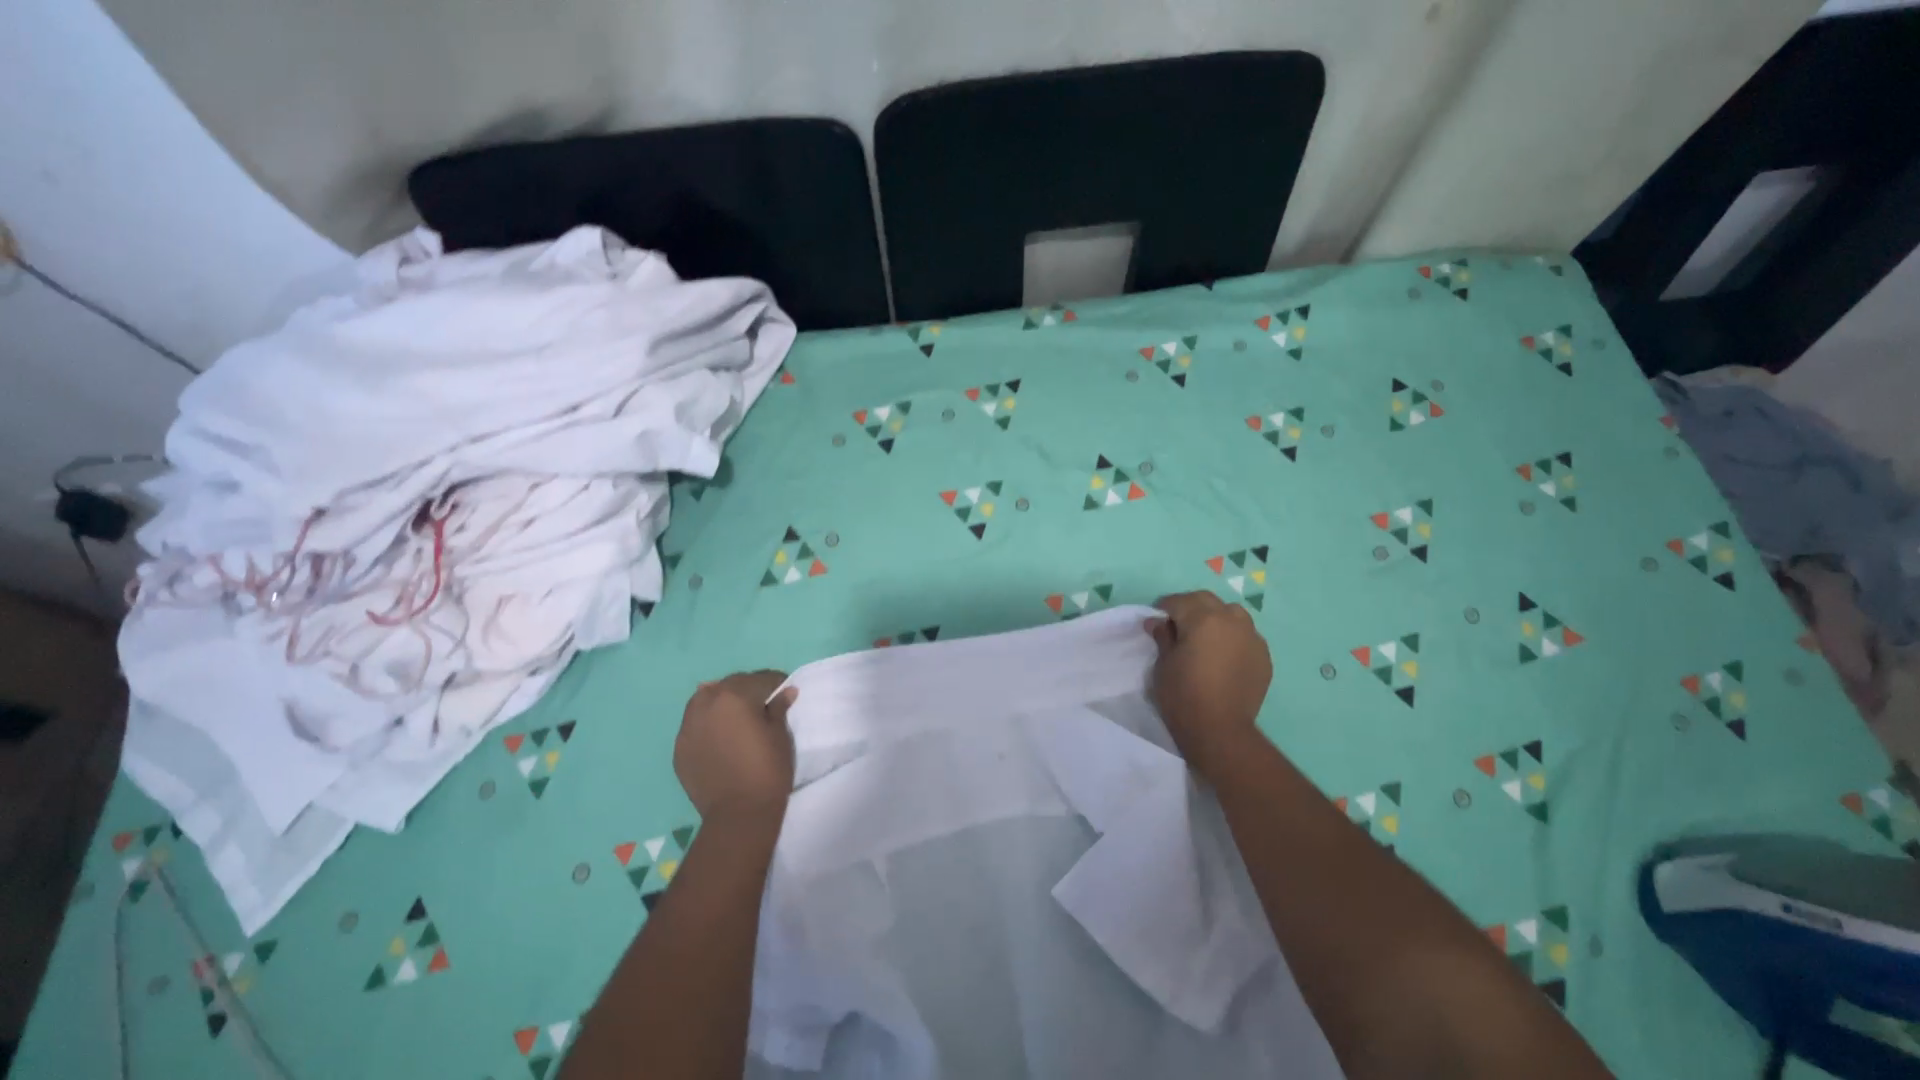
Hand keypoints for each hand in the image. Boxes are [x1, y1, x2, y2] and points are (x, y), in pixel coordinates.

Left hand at [674, 671, 797, 823]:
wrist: (738, 814)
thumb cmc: (767, 770)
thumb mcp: (780, 736)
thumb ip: (778, 708)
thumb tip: (785, 691)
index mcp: (734, 695)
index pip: (759, 679)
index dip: (776, 684)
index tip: (784, 692)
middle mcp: (706, 703)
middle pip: (730, 686)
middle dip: (748, 691)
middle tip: (763, 705)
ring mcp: (688, 726)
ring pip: (706, 701)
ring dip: (723, 704)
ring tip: (737, 719)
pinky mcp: (679, 748)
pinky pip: (695, 725)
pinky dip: (709, 725)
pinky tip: (720, 740)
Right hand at [1146, 592, 1273, 775]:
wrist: (1220, 731)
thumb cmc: (1183, 696)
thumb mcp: (1164, 665)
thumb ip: (1163, 637)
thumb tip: (1157, 622)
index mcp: (1203, 619)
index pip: (1180, 601)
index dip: (1165, 608)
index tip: (1157, 619)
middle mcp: (1232, 620)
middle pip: (1207, 601)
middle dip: (1191, 607)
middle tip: (1178, 625)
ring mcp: (1252, 638)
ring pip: (1233, 615)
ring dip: (1216, 618)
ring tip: (1206, 637)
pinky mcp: (1264, 656)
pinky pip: (1246, 636)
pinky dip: (1233, 638)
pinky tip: (1224, 655)